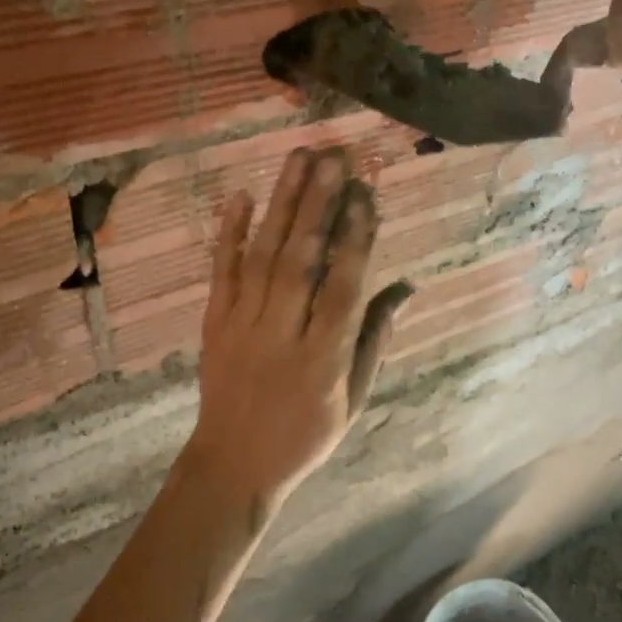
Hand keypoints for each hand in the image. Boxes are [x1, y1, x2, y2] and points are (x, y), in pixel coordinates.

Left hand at [183, 148, 413, 509]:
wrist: (233, 463)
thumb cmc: (306, 432)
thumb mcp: (353, 398)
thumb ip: (375, 338)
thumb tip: (406, 286)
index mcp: (323, 358)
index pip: (342, 289)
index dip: (354, 241)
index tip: (365, 194)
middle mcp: (282, 334)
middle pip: (300, 262)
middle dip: (318, 205)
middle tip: (333, 157)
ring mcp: (242, 324)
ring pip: (264, 257)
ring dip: (282, 204)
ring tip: (299, 159)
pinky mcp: (214, 321)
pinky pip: (222, 272)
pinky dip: (230, 233)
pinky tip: (241, 195)